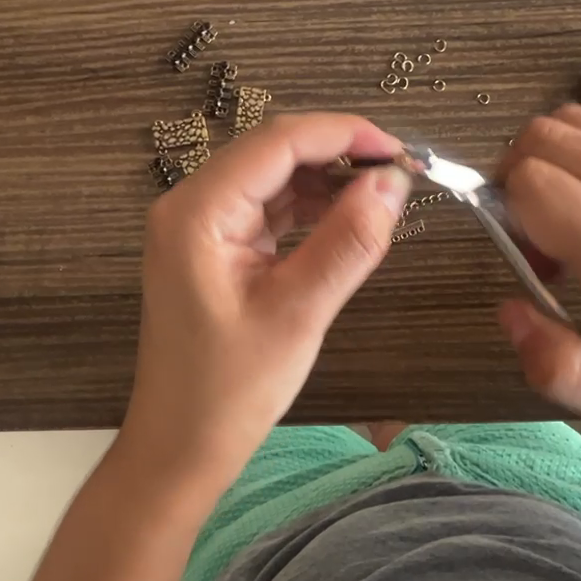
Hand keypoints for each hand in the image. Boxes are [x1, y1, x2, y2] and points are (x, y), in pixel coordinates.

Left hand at [121, 113, 411, 483]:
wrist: (180, 446)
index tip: (401, 150)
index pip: (276, 142)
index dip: (342, 134)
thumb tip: (393, 182)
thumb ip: (346, 242)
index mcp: (196, 211)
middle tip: (399, 173)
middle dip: (336, 153)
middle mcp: (190, 204)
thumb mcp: (297, 314)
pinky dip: (306, 208)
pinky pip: (265, 209)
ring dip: (324, 180)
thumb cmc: (229, 390)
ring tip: (381, 195)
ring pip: (271, 178)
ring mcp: (199, 225)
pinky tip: (345, 217)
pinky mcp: (213, 246)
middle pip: (271, 152)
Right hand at [495, 104, 580, 434]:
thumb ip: (558, 368)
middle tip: (542, 226)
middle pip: (545, 139)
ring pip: (575, 121)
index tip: (535, 255)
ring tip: (576, 207)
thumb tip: (509, 310)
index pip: (533, 186)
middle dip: (519, 177)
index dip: (510, 215)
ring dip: (553, 159)